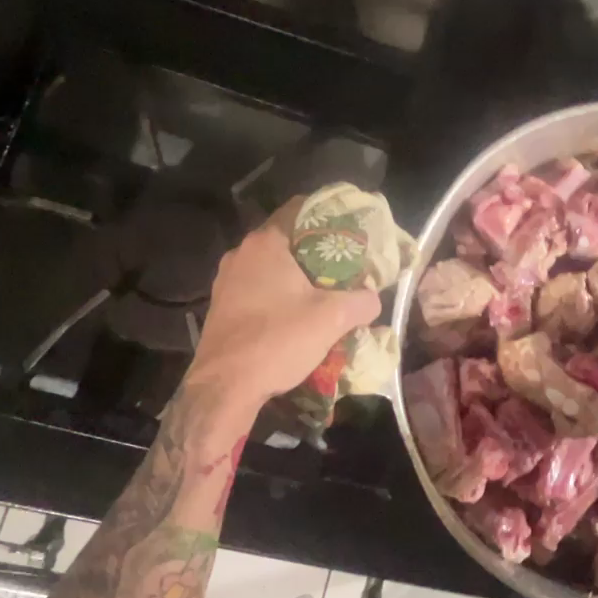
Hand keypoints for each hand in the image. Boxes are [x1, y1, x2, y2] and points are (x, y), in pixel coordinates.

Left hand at [173, 199, 381, 454]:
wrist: (224, 388)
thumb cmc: (278, 340)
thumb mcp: (333, 319)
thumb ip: (362, 300)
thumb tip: (372, 297)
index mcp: (267, 244)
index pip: (302, 209)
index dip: (332, 215)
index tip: (355, 232)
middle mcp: (242, 254)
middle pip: (290, 240)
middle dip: (321, 252)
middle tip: (350, 268)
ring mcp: (228, 281)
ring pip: (275, 268)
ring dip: (301, 278)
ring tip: (329, 294)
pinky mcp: (224, 306)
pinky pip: (261, 290)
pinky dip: (283, 296)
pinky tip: (300, 317)